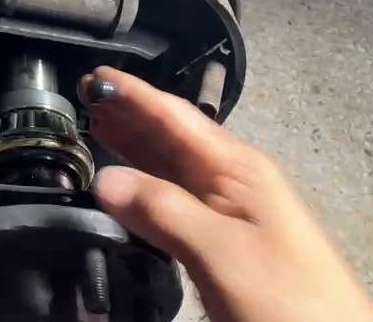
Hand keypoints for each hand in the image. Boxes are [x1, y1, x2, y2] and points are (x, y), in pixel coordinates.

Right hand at [80, 67, 372, 321]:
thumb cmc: (287, 300)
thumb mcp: (220, 252)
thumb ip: (162, 211)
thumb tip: (106, 180)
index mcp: (237, 167)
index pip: (175, 117)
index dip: (134, 93)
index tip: (96, 73)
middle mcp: (234, 179)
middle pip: (172, 135)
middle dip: (129, 113)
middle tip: (86, 95)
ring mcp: (233, 211)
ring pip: (173, 166)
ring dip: (135, 145)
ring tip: (97, 125)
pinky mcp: (229, 242)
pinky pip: (177, 197)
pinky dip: (147, 183)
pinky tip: (128, 183)